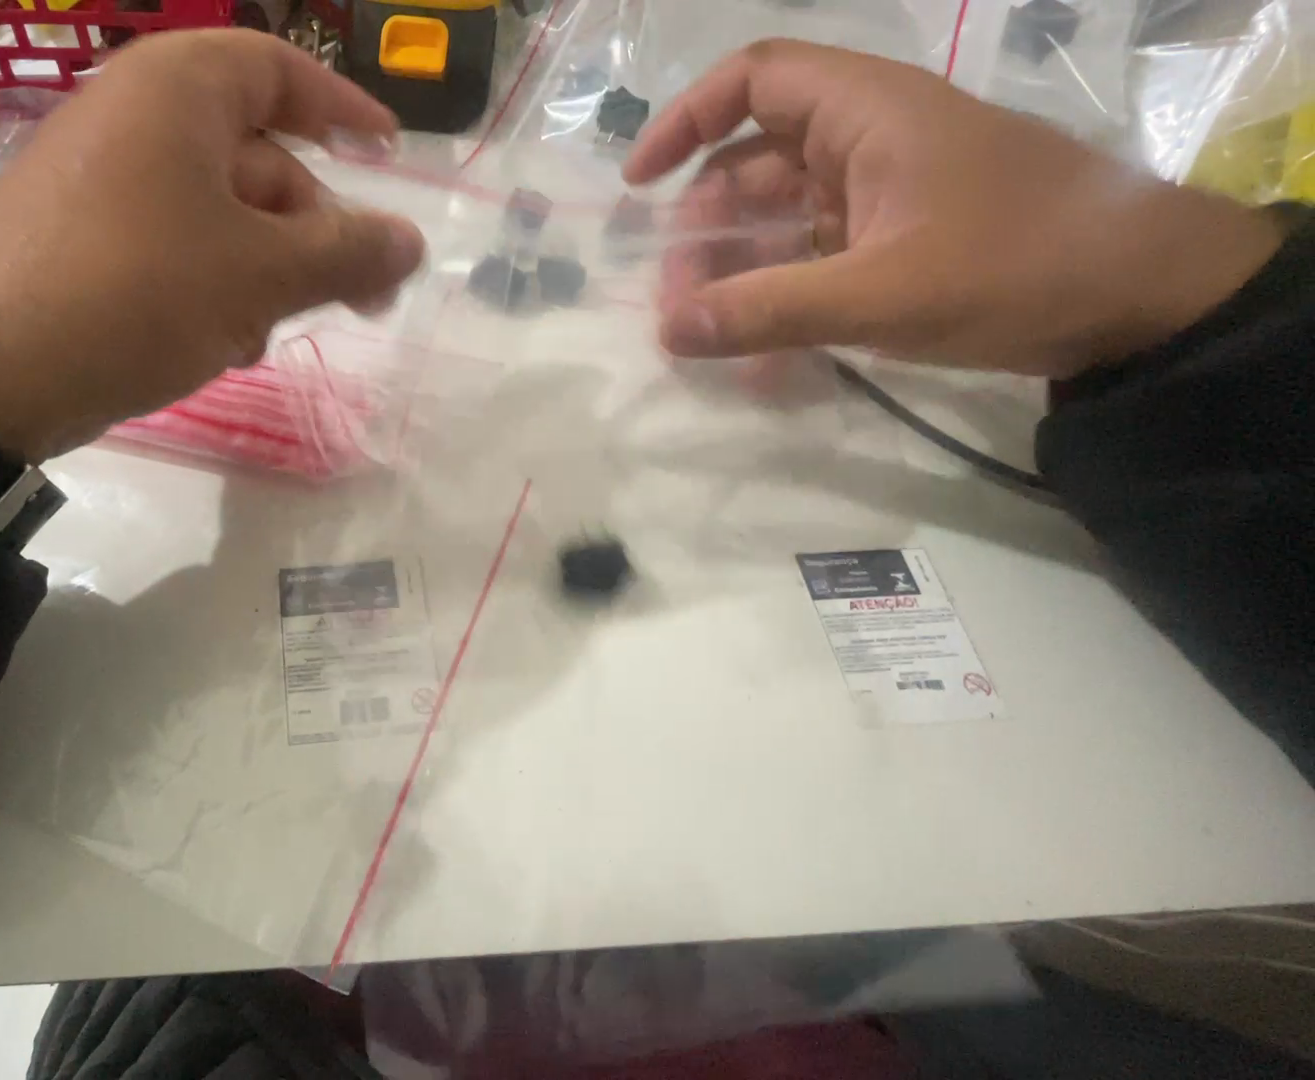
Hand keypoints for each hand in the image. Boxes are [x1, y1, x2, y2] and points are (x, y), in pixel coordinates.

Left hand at [0, 30, 426, 460]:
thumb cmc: (137, 294)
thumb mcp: (259, 276)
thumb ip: (345, 254)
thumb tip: (412, 243)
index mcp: (180, 90)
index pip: (282, 72)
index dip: (344, 109)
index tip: (390, 155)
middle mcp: (139, 118)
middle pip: (259, 159)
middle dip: (313, 231)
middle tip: (361, 298)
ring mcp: (106, 180)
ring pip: (220, 216)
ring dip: (265, 274)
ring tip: (269, 335)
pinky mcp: (86, 239)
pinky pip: (175, 248)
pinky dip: (214, 288)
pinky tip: (223, 343)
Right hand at [625, 41, 1283, 377]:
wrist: (1143, 302)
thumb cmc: (1015, 268)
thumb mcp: (881, 294)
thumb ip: (766, 311)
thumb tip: (667, 332)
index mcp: (867, 114)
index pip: (754, 80)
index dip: (685, 120)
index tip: (639, 185)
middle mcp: (865, 141)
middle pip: (748, 165)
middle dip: (700, 231)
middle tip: (677, 305)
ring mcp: (877, 194)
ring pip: (773, 219)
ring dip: (731, 274)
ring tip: (707, 338)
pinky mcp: (889, 240)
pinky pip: (806, 260)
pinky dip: (773, 300)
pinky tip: (756, 358)